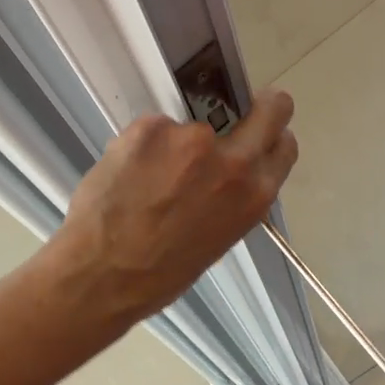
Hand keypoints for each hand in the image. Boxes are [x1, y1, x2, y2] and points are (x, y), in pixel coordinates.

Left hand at [49, 90, 298, 320]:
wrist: (102, 276)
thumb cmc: (157, 277)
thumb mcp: (214, 244)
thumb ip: (229, 202)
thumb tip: (222, 181)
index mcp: (253, 197)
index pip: (283, 145)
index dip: (269, 138)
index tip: (257, 135)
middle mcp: (232, 161)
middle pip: (267, 108)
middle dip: (254, 107)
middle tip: (230, 118)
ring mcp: (190, 138)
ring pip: (195, 125)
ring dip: (178, 143)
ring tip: (149, 182)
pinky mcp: (150, 127)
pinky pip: (154, 129)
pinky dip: (143, 147)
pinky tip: (127, 178)